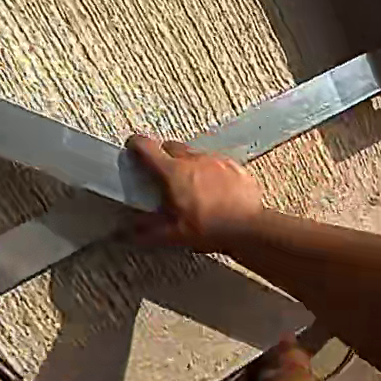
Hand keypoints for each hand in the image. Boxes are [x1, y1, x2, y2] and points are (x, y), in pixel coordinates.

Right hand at [126, 134, 265, 251]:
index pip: (147, 147)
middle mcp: (195, 160)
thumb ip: (148, 231)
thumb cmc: (210, 229)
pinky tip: (216, 192)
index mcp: (173, 172)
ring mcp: (217, 162)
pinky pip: (219, 165)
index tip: (133, 148)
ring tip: (192, 187)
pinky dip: (214, 174)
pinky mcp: (236, 168)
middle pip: (172, 147)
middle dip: (165, 157)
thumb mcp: (173, 235)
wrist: (248, 229)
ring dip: (191, 166)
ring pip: (197, 155)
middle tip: (164, 176)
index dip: (136, 145)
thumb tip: (132, 232)